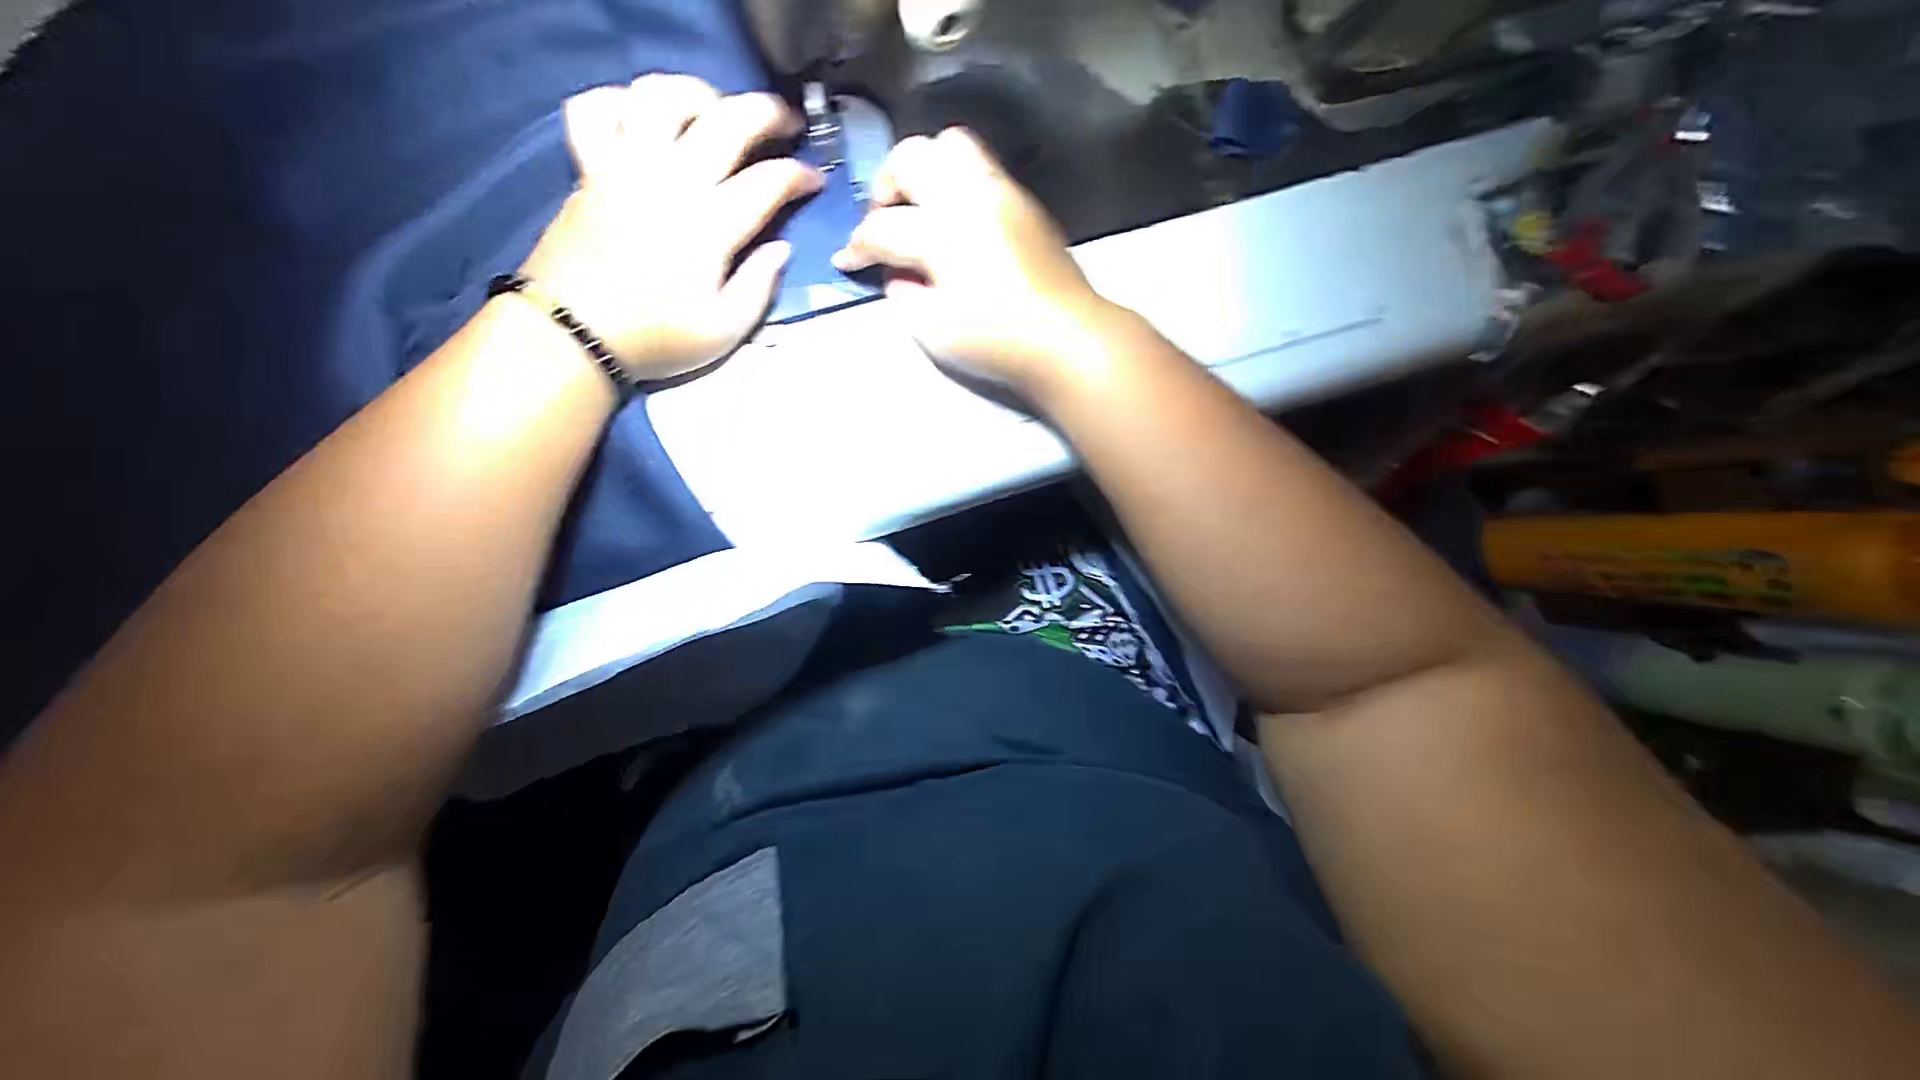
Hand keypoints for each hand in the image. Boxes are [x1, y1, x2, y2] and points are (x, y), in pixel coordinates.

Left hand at [518, 75, 822, 379]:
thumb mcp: (724, 330)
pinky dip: (619, 101)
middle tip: (787, 123)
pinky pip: (596, 108)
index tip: (815, 180)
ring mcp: (625, 164)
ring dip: (698, 92)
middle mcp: (671, 178)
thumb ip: (759, 286)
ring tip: (716, 110)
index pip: (769, 180)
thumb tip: (781, 248)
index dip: (800, 174)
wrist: (573, 332)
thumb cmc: (655, 337)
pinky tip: (642, 119)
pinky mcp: (589, 166)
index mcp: (711, 223)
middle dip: (768, 113)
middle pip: (727, 119)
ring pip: (661, 94)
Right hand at [832, 128, 1128, 397]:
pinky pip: (981, 164)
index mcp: (943, 233)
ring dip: (923, 169)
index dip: (857, 245)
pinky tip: (955, 217)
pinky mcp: (1023, 200)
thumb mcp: (935, 331)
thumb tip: (897, 274)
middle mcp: (969, 197)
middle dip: (886, 185)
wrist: (1067, 337)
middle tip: (884, 219)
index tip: (846, 260)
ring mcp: (1001, 191)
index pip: (883, 227)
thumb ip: (904, 294)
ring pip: (950, 144)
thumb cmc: (997, 341)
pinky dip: (955, 178)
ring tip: (920, 207)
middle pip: (911, 157)